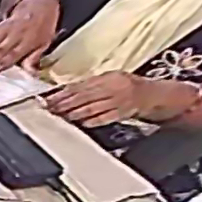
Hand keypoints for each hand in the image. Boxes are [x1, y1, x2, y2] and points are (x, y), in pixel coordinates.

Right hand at [0, 0, 59, 70]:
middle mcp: (17, 35)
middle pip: (1, 49)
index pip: (15, 53)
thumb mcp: (44, 43)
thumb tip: (31, 74)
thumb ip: (33, 58)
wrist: (40, 6)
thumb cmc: (41, 28)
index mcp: (30, 41)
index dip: (5, 61)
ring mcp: (6, 30)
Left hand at [45, 71, 170, 127]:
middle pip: (83, 98)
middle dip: (64, 105)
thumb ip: (87, 84)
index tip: (47, 100)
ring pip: (91, 109)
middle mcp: (115, 88)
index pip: (80, 87)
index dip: (61, 95)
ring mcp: (120, 101)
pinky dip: (89, 121)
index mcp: (109, 78)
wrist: (154, 94)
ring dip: (73, 114)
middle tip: (50, 110)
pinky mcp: (124, 113)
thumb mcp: (108, 79)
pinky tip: (80, 122)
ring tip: (61, 117)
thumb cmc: (125, 86)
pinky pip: (103, 118)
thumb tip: (61, 91)